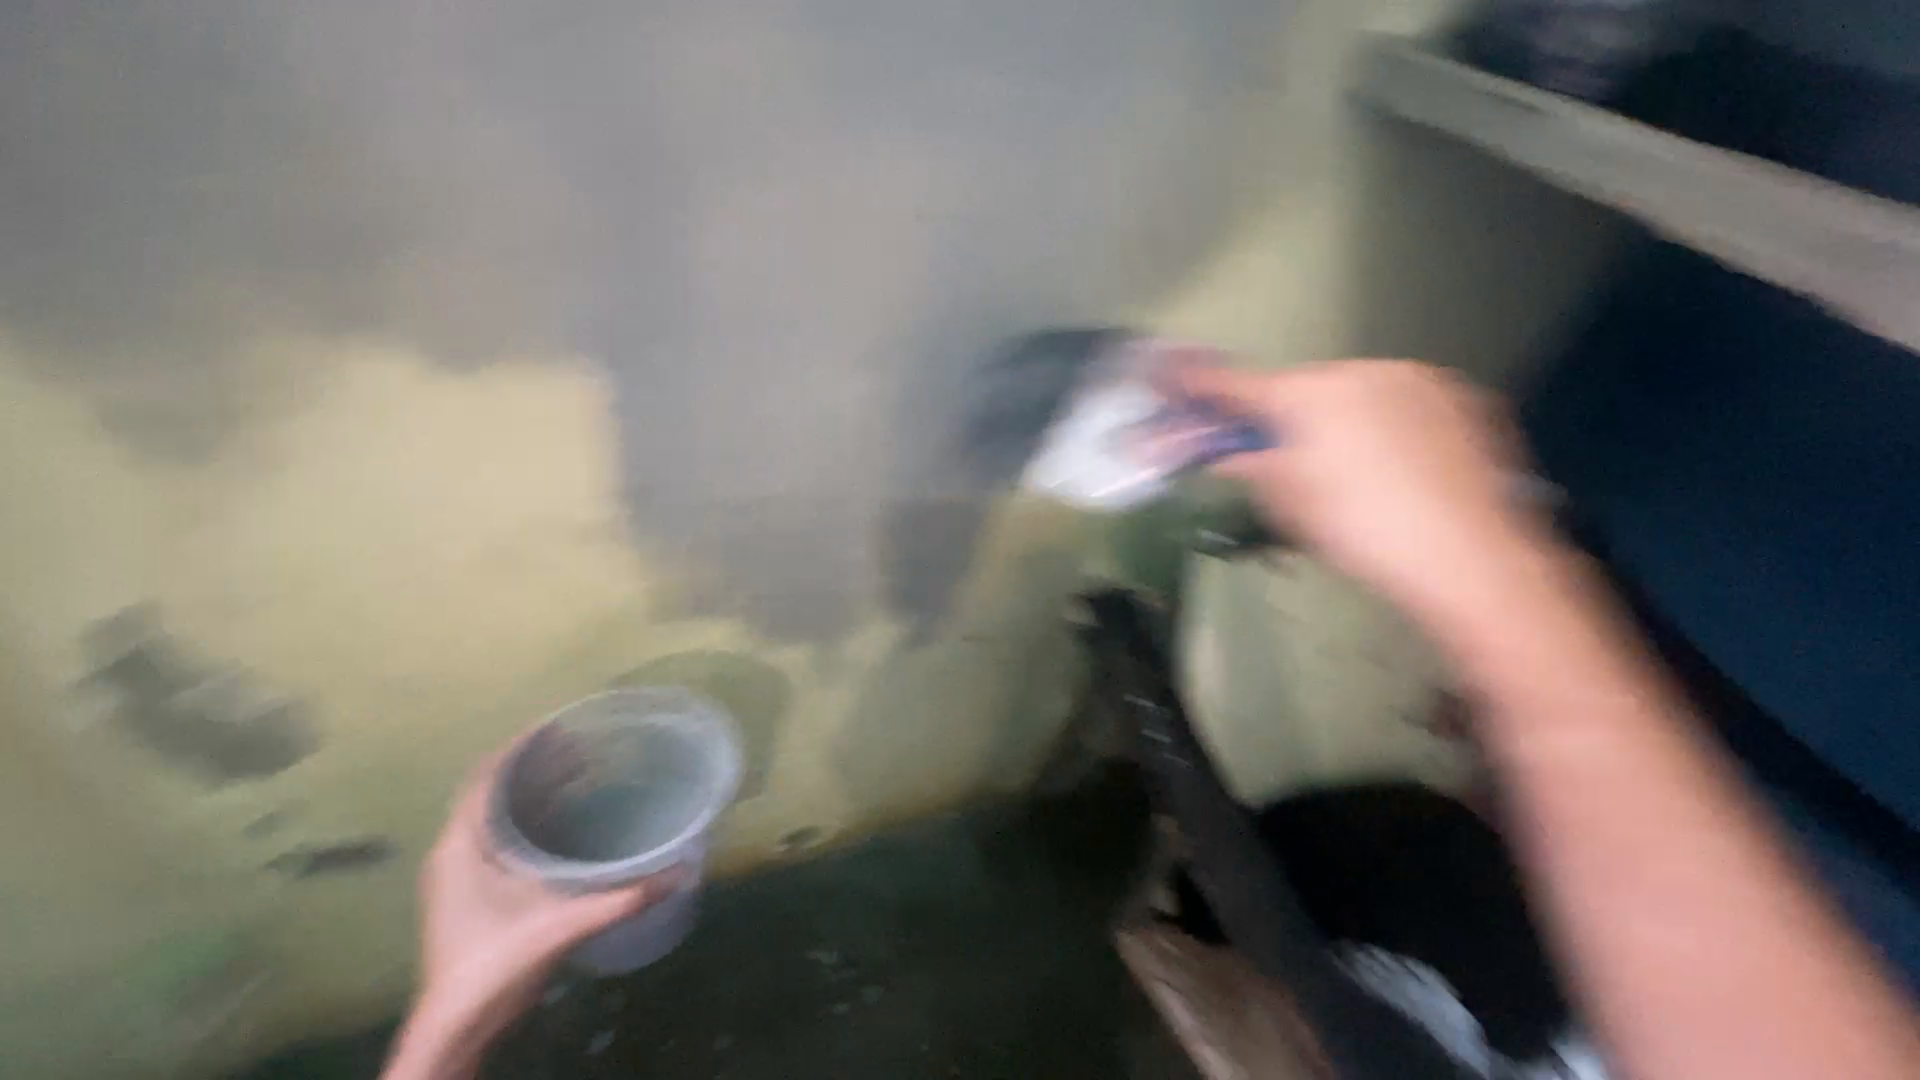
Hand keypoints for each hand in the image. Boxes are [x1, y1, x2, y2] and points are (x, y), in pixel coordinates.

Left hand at [386, 748, 675, 1078]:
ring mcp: (459, 874)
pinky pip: (499, 836)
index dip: (518, 746)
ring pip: (494, 814)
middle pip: (491, 790)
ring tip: (578, 774)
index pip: (485, 777)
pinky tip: (564, 822)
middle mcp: (455, 851)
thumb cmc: (496, 966)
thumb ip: (621, 898)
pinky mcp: (470, 892)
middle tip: (582, 746)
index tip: (558, 725)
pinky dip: (529, 818)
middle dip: (534, 765)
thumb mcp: (563, 927)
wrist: (454, 1028)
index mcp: (464, 846)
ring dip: (531, 791)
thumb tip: (679, 872)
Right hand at [1173, 359, 1555, 628]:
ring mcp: (1419, 382)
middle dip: (1287, 419)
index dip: (1200, 386)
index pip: (1240, 386)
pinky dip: (1388, 428)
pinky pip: (1403, 406)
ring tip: (1358, 478)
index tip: (1166, 371)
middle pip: (1303, 391)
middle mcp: (1364, 371)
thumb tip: (1226, 453)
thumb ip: (1249, 466)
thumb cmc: (1362, 531)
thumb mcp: (1288, 504)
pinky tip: (1400, 471)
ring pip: (1356, 396)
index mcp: (1312, 393)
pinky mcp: (1462, 401)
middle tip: (1290, 465)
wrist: (1472, 560)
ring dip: (1341, 422)